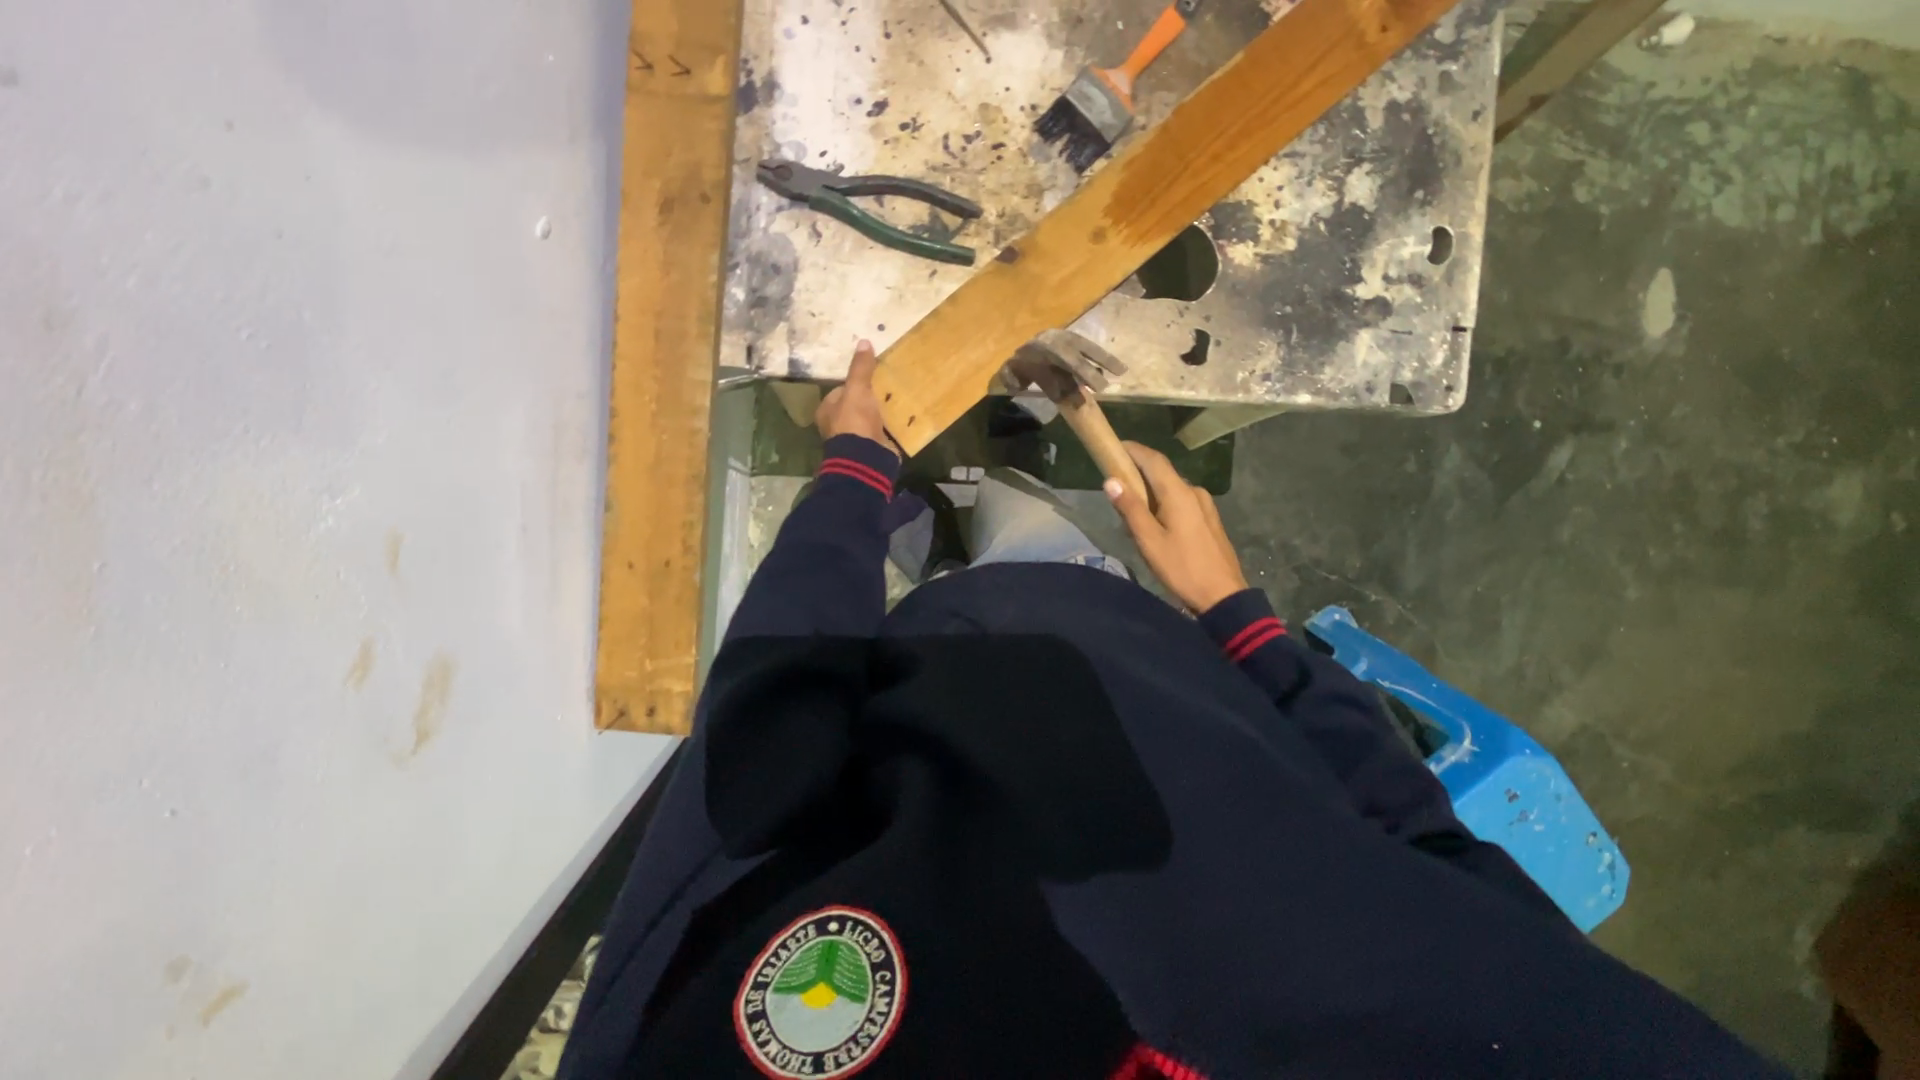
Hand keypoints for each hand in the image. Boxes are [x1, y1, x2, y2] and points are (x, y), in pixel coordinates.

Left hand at [815, 340, 896, 454]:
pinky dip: (890, 426)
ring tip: (898, 399)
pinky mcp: (870, 449)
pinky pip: (881, 432)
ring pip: (869, 419)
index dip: (855, 383)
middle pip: (856, 405)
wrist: (866, 457)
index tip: (871, 377)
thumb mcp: (857, 389)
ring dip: (881, 412)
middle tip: (887, 387)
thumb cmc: (854, 420)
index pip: (840, 391)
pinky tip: (902, 417)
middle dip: (870, 398)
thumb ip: (860, 368)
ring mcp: (854, 439)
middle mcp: (837, 425)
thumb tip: (863, 341)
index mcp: (826, 411)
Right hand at [1106, 442, 1249, 613]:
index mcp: (1178, 493)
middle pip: (1162, 473)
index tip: (1114, 447)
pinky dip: (1164, 504)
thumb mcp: (1149, 541)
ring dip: (1151, 492)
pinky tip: (1155, 524)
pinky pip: (1182, 503)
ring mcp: (1205, 506)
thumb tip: (1111, 480)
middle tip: (1115, 484)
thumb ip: (1130, 509)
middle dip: (1138, 473)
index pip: (1153, 459)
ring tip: (1131, 511)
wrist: (1222, 595)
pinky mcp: (1210, 520)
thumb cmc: (1181, 568)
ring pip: (1172, 490)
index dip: (1133, 450)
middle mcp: (1194, 492)